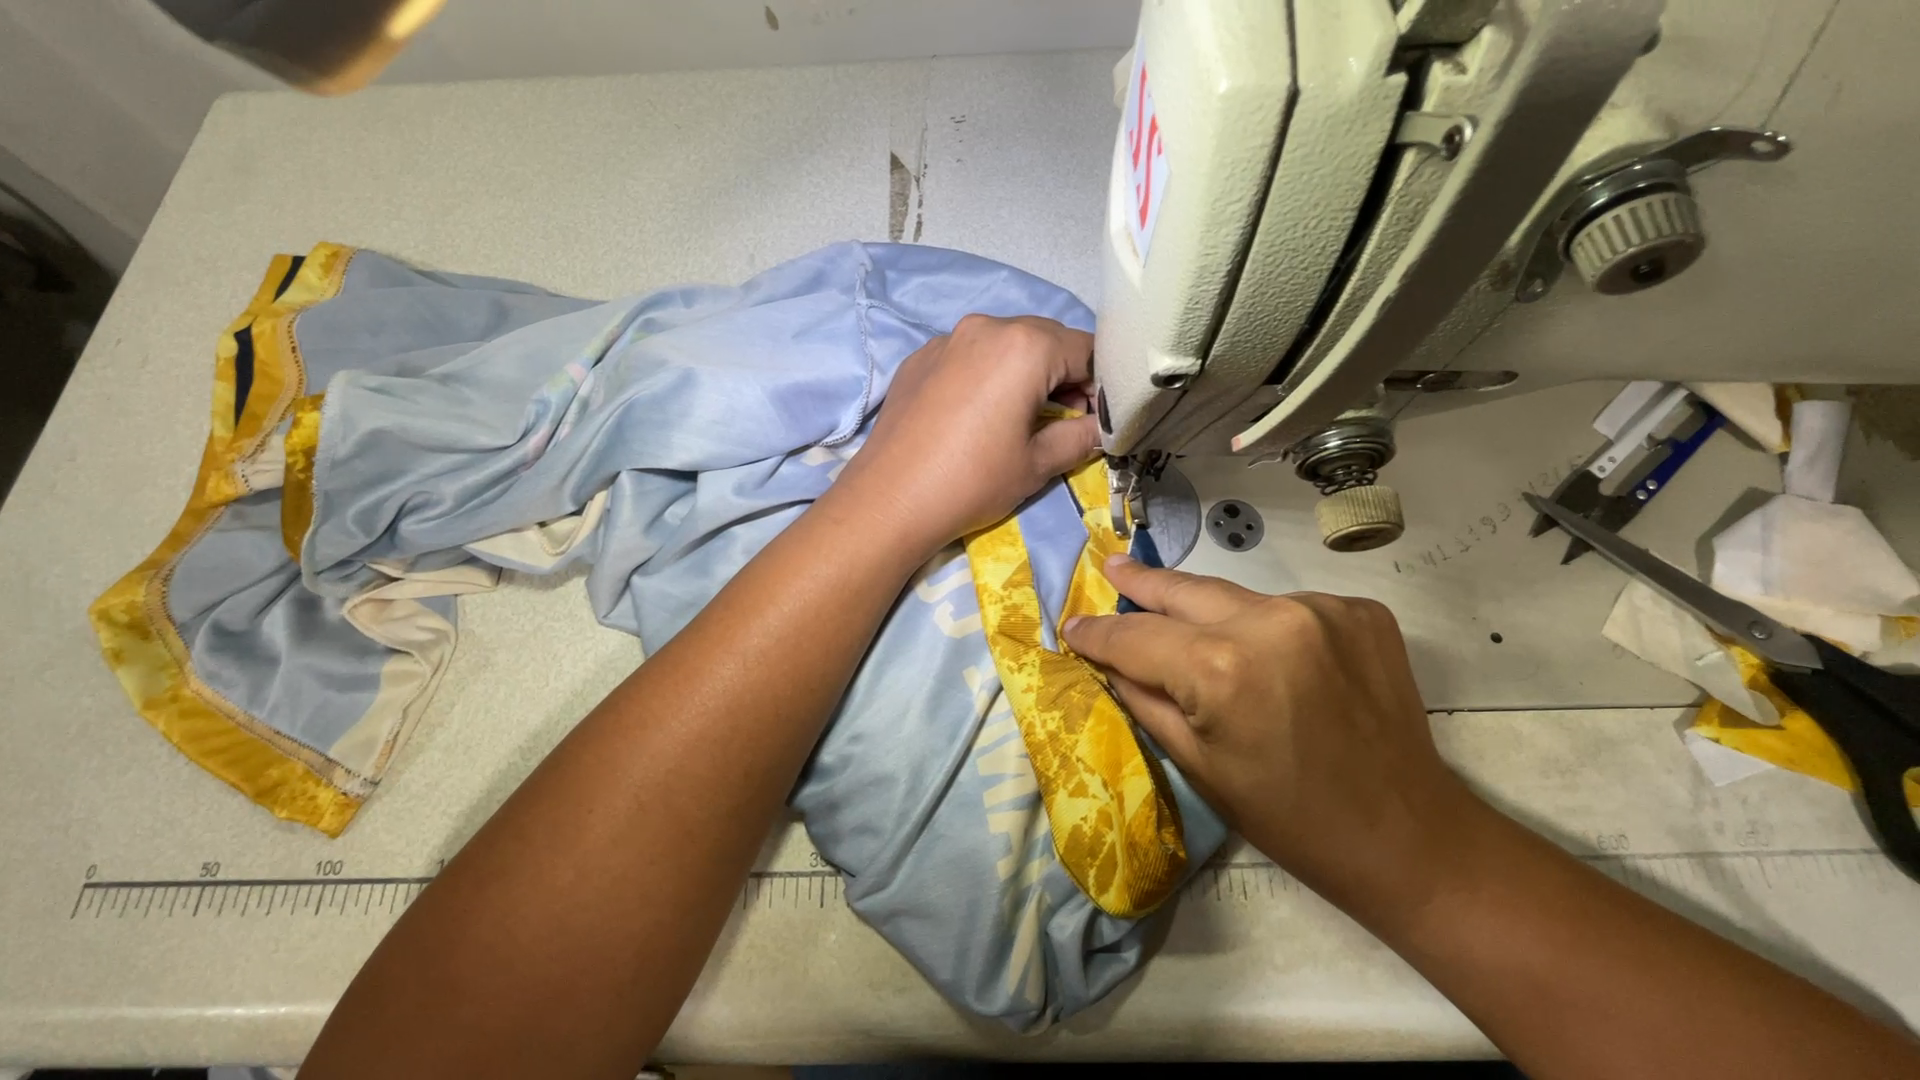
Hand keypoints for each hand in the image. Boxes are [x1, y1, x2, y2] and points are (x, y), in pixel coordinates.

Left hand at [825, 314, 1101, 554]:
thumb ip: (1080, 437)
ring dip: (1025, 373)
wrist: (889, 500)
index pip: (1086, 350)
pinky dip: (986, 375)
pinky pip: (969, 356)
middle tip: (1064, 420)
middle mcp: (985, 328)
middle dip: (1064, 374)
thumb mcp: (1037, 464)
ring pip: (1005, 344)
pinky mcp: (919, 359)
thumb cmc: (972, 481)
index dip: (1101, 384)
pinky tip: (977, 416)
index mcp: (1024, 346)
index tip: (1097, 418)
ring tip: (1021, 418)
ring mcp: (946, 340)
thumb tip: (1101, 428)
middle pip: (1045, 340)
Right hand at [1062, 557, 1481, 912]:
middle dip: (1144, 583)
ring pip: (1240, 599)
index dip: (1099, 633)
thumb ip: (1146, 699)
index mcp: (1221, 669)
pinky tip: (1267, 653)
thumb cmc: (1288, 816)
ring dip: (1211, 613)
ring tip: (1185, 620)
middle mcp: (1271, 621)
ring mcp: (1322, 609)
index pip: (1137, 636)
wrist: (1406, 833)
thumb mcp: (1198, 765)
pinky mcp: (1361, 610)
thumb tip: (1111, 659)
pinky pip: (1290, 607)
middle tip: (1114, 565)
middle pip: (1187, 593)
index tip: (1073, 625)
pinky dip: (1268, 625)